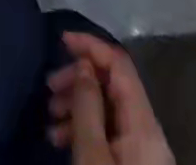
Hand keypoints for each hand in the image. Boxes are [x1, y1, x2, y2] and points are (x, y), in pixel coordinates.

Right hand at [47, 33, 173, 164]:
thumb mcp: (92, 154)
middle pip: (113, 85)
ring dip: (76, 104)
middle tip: (48, 90)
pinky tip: (61, 139)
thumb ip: (88, 106)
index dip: (91, 45)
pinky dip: (83, 126)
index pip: (120, 65)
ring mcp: (142, 151)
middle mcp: (148, 131)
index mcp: (144, 124)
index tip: (59, 41)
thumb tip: (84, 65)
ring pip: (108, 108)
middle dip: (77, 79)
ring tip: (51, 120)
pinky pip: (108, 131)